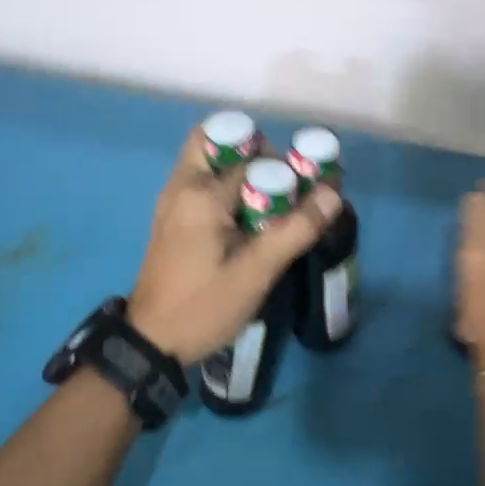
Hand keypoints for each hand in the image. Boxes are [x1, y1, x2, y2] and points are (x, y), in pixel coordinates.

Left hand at [126, 127, 338, 361]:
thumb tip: (333, 193)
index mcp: (201, 193)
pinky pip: (203, 181)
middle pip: (220, 140)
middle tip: (283, 187)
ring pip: (211, 159)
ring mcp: (173, 200)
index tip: (307, 195)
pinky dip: (228, 185)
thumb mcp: (255, 273)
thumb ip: (296, 230)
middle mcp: (182, 185)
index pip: (255, 160)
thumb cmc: (203, 307)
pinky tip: (248, 219)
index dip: (286, 172)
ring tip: (270, 204)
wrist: (150, 345)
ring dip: (242, 169)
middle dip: (257, 154)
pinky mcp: (172, 216)